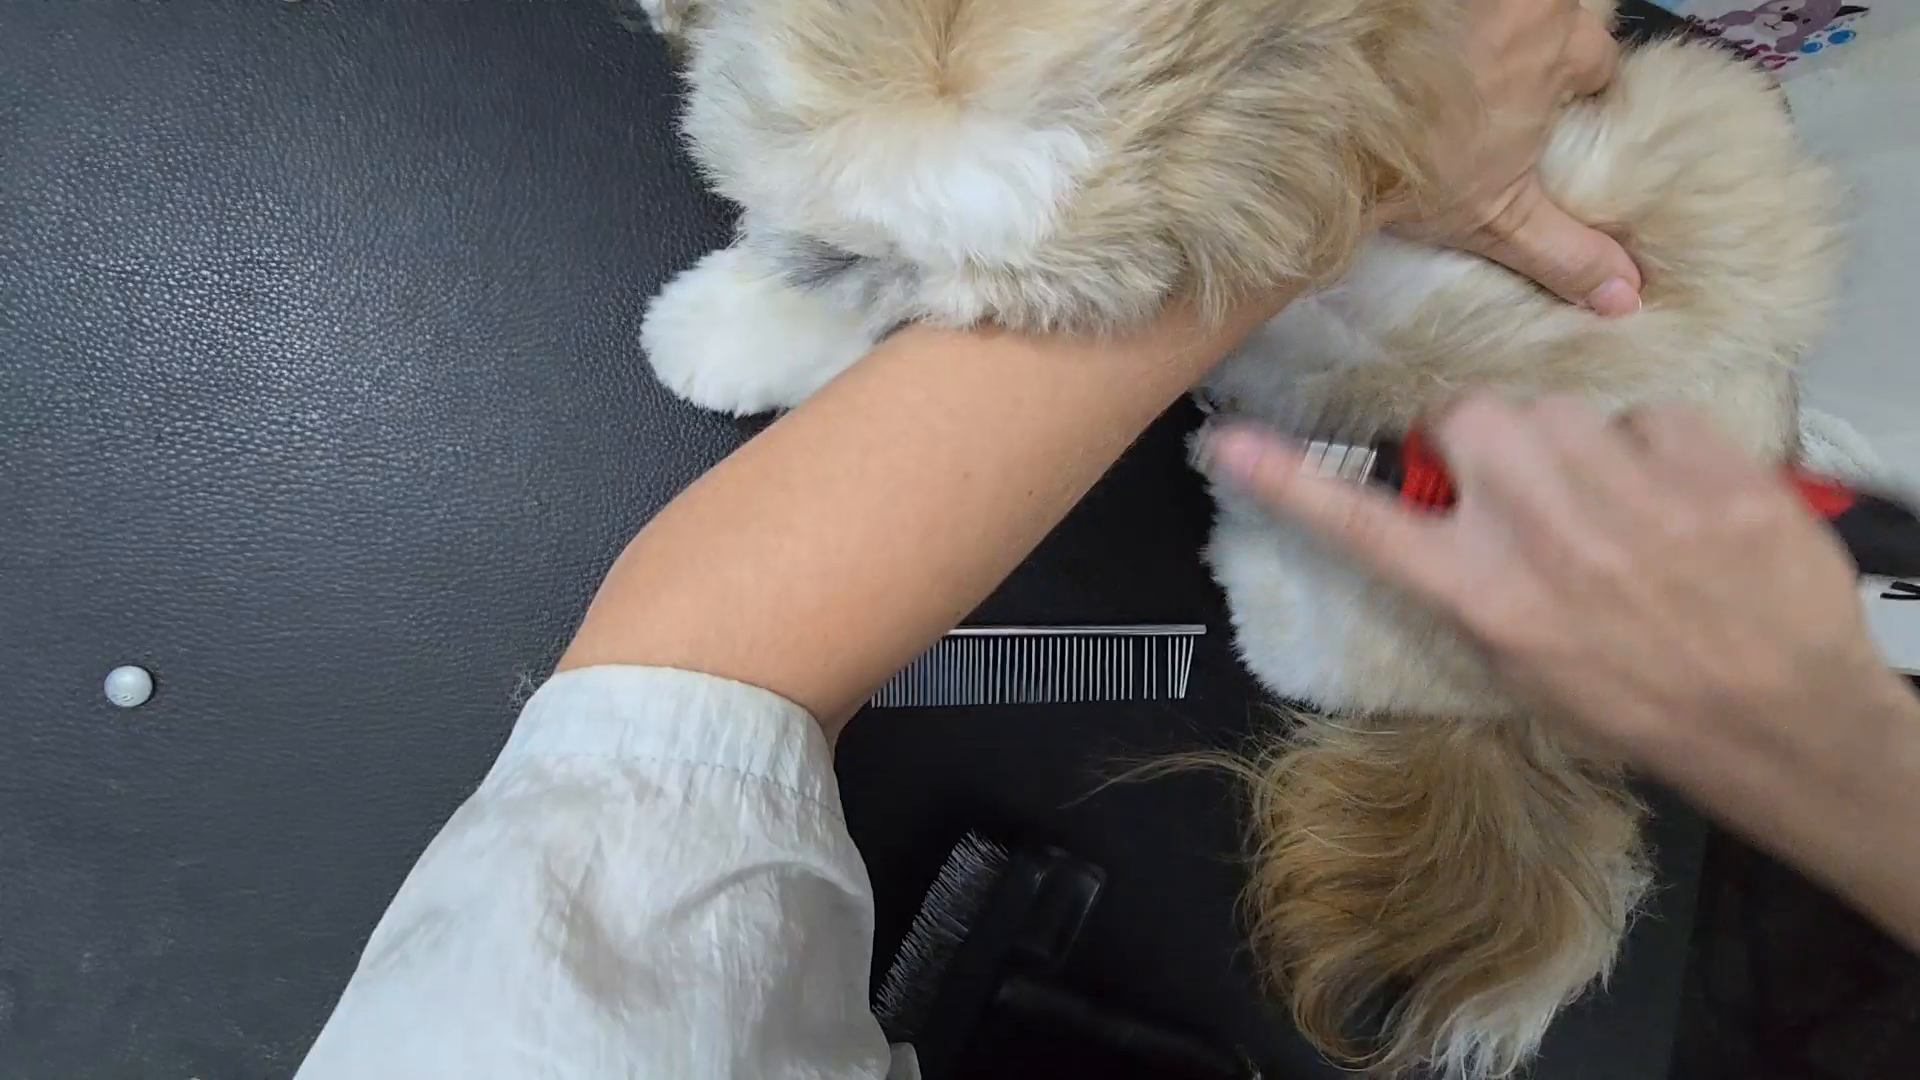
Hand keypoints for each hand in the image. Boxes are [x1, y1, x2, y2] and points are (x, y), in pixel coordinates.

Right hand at [1202, 396, 1919, 942]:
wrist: (1777, 724)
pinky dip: (1641, 446)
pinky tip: (1660, 494)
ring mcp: (1632, 499)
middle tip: (1491, 469)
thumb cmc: (1614, 698)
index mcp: (1476, 592)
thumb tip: (1426, 511)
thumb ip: (1451, 574)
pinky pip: (1647, 418)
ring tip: (1588, 492)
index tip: (1228, 445)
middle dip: (1467, 431)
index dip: (1284, 479)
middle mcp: (1539, 535)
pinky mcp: (1719, 476)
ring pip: (1554, 409)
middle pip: (1467, 416)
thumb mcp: (1498, 655)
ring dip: (1553, 442)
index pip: (1355, 523)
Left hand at [1394, 0, 1641, 315]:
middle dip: (1530, 53)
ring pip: (1502, 10)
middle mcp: (1529, 6)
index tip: (1545, 114)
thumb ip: (1561, 252)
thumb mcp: (1494, 220)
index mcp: (1561, 51)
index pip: (1594, 58)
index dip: (1572, 86)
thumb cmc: (1416, 178)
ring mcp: (1474, 0)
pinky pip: (1435, 16)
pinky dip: (1431, 33)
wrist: (1326, 141)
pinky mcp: (1409, 7)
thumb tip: (1629, 298)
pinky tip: (1404, 66)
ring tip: (1445, 83)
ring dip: (1482, 38)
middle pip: (1551, 21)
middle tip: (1491, 96)